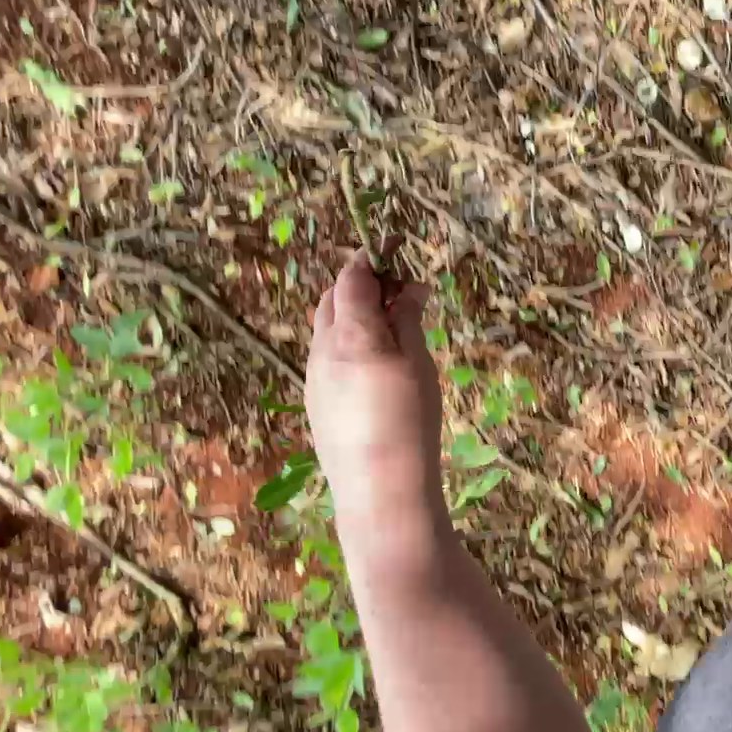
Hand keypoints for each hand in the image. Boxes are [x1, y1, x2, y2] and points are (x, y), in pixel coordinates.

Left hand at [306, 251, 443, 530]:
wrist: (379, 488)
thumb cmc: (411, 419)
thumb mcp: (419, 364)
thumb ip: (407, 321)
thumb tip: (410, 288)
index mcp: (349, 335)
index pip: (351, 279)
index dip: (372, 257)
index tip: (395, 244)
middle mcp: (321, 350)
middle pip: (332, 299)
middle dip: (362, 282)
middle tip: (403, 284)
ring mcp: (313, 376)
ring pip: (327, 327)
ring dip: (356, 310)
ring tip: (398, 318)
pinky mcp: (316, 399)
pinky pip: (328, 352)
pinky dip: (350, 336)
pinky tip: (381, 355)